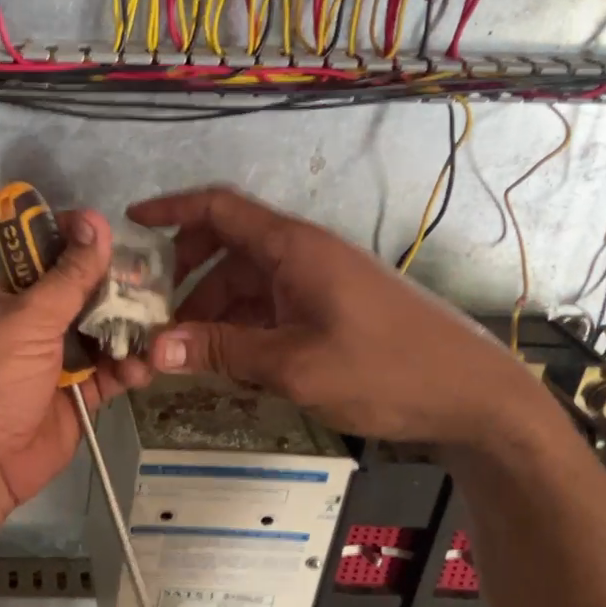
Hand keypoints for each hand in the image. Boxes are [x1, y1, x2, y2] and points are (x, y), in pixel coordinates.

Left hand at [0, 210, 132, 540]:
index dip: (80, 239)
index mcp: (13, 294)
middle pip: (85, 291)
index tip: (117, 231)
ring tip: (159, 323)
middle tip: (156, 279)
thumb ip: (68, 276)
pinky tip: (146, 365)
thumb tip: (93, 221)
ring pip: (104, 331)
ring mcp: (59, 358)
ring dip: (131, 327)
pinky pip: (112, 371)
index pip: (49, 253)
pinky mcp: (80, 394)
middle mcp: (37, 321)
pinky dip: (130, 367)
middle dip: (118, 285)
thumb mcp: (29, 320)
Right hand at [114, 187, 551, 448]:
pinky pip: (265, 307)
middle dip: (182, 274)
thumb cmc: (387, 370)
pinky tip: (225, 362)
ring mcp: (314, 282)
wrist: (475, 399)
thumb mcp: (295, 366)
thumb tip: (155, 349)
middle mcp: (300, 255)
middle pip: (224, 246)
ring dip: (209, 310)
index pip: (219, 208)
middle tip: (150, 309)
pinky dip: (238, 327)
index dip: (172, 209)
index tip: (130, 223)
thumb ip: (223, 352)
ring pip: (242, 282)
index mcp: (293, 248)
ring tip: (181, 350)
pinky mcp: (326, 309)